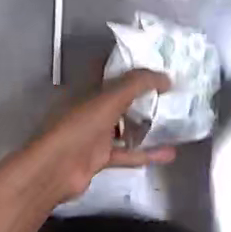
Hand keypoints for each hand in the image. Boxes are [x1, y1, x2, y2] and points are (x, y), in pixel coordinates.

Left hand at [0, 69, 173, 208]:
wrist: (55, 169)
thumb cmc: (79, 125)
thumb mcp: (109, 98)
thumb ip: (137, 84)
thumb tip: (167, 77)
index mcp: (88, 86)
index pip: (111, 68)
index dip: (131, 63)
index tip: (157, 62)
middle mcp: (91, 106)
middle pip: (120, 96)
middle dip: (144, 94)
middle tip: (172, 91)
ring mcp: (94, 132)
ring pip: (125, 124)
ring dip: (147, 124)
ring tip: (174, 119)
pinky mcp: (99, 156)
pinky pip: (127, 151)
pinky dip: (146, 152)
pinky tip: (169, 153)